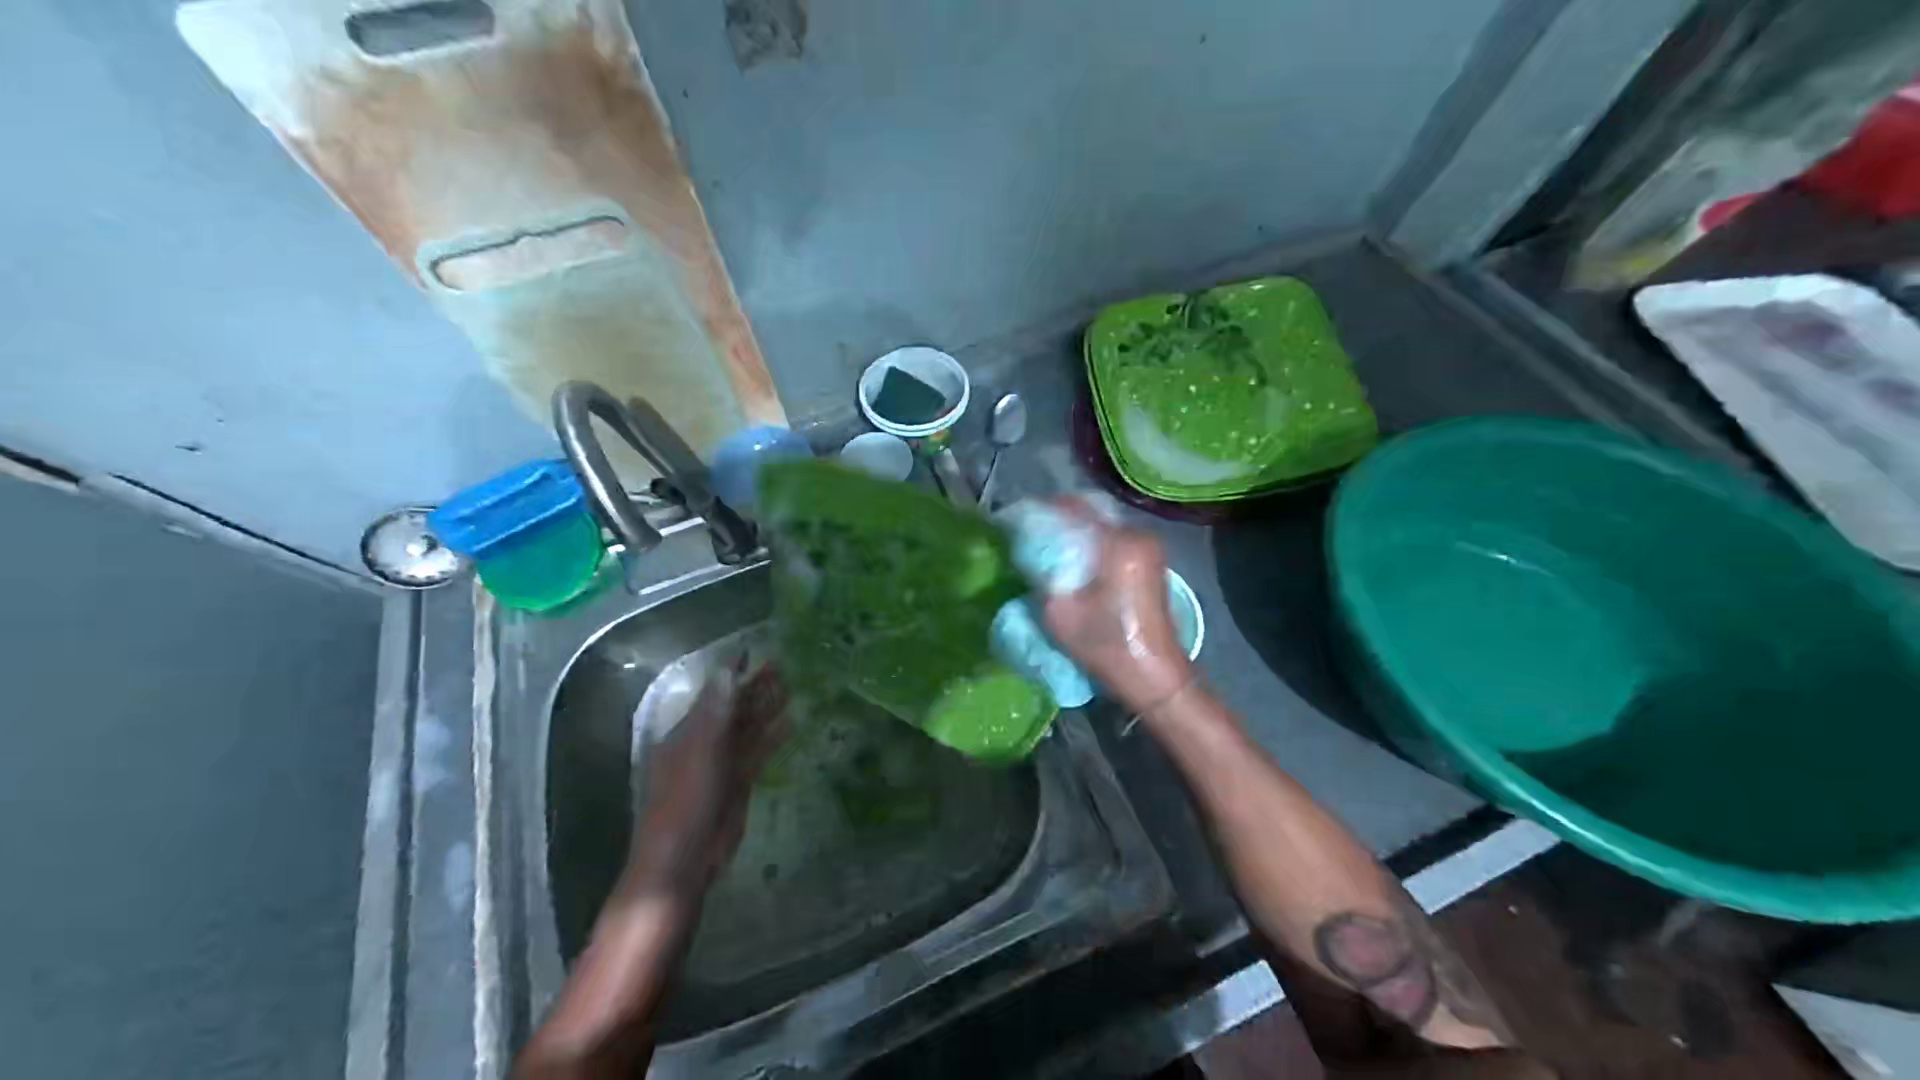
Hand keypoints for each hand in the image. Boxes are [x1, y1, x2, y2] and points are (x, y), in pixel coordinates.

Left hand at [618, 655, 788, 905]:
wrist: (682, 863)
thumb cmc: (685, 805)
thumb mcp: (699, 754)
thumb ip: (714, 713)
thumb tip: (727, 671)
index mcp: (688, 732)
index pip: (714, 692)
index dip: (734, 671)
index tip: (756, 649)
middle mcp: (704, 742)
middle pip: (734, 707)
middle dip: (757, 686)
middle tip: (787, 662)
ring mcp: (722, 764)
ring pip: (749, 727)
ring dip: (768, 707)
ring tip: (794, 684)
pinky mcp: (739, 783)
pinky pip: (758, 751)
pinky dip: (773, 735)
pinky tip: (792, 722)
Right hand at [1040, 504, 1193, 716]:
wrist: (1155, 676)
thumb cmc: (1108, 647)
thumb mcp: (1060, 612)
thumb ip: (1042, 574)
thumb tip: (1030, 551)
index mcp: (1118, 544)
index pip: (1072, 509)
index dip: (1039, 511)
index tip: (1014, 518)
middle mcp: (1137, 535)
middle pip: (1088, 511)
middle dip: (1056, 517)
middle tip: (1026, 530)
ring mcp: (1148, 546)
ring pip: (1100, 523)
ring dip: (1073, 529)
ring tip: (1044, 542)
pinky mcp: (1150, 560)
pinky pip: (1112, 538)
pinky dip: (1089, 541)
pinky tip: (1070, 554)